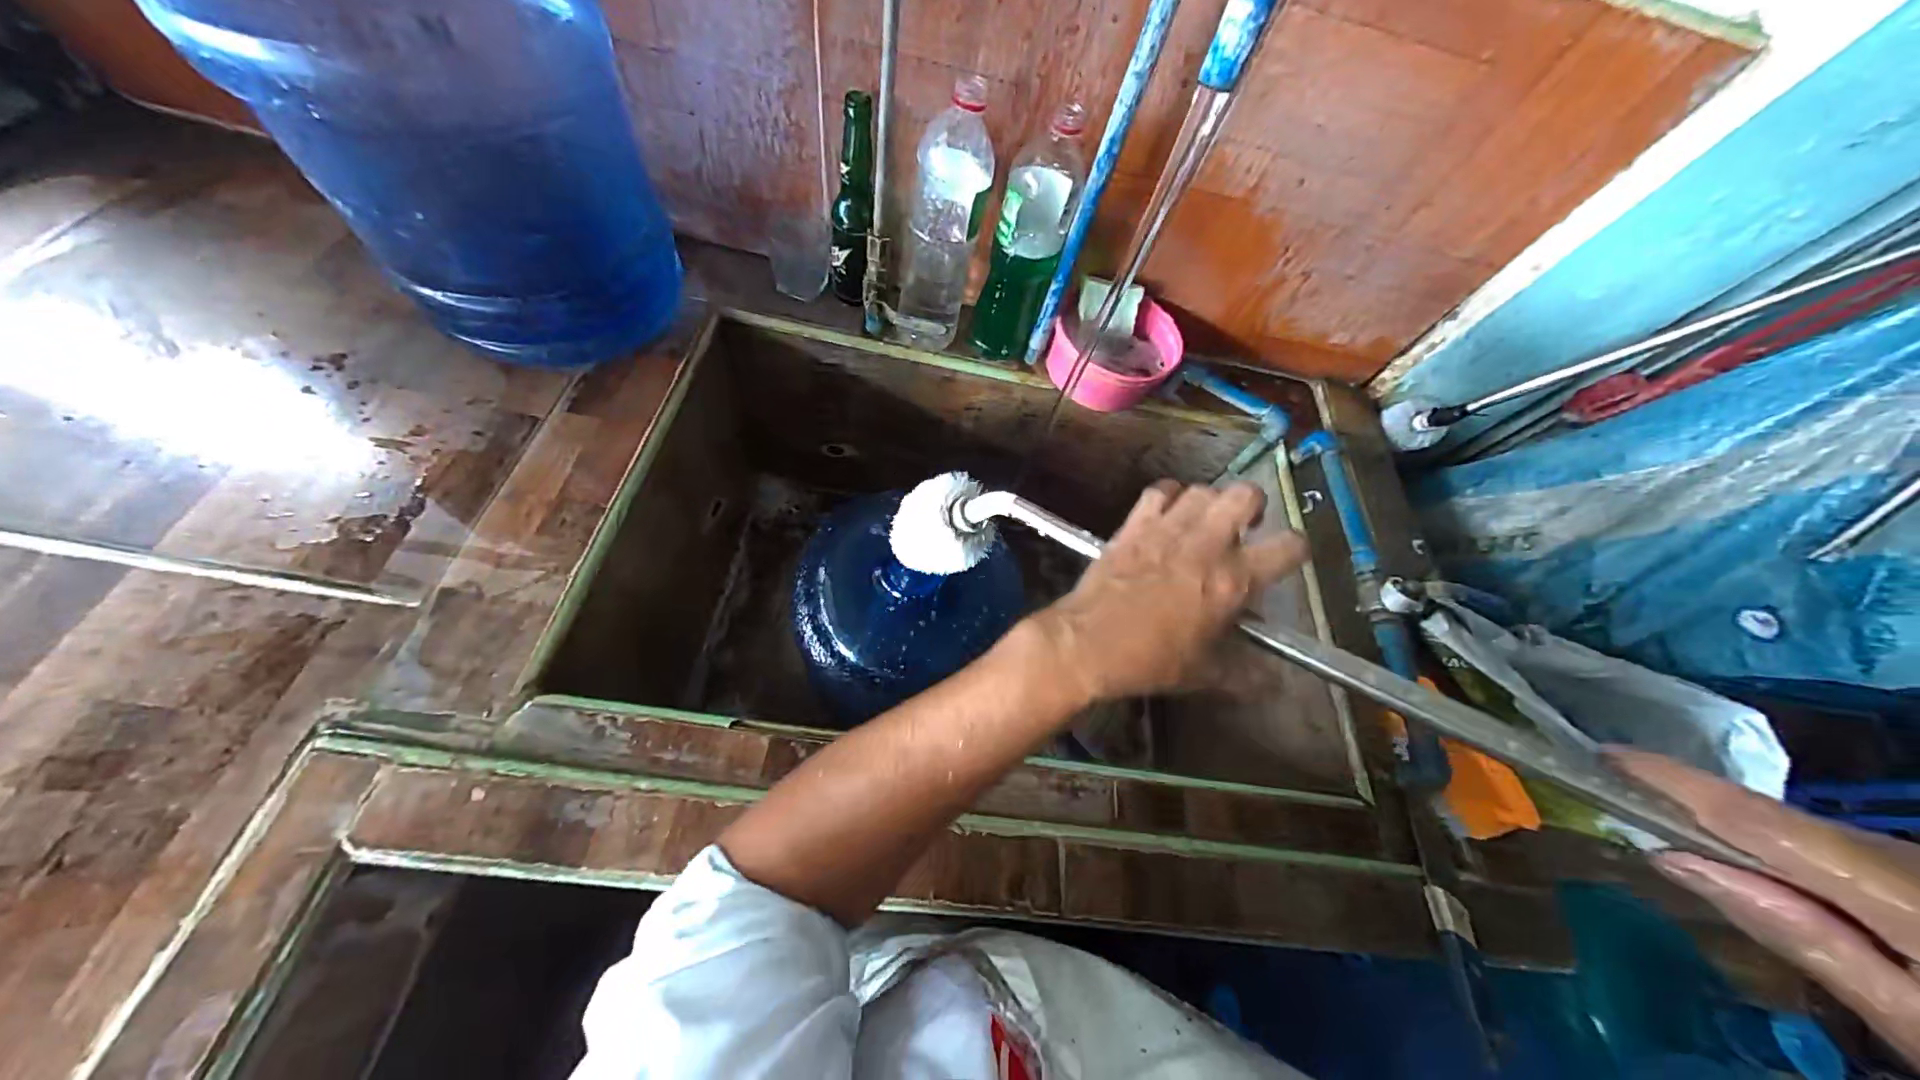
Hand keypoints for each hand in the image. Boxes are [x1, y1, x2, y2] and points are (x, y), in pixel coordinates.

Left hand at [1030, 481, 1307, 702]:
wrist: (1088, 643)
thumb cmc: (1150, 660)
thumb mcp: (1204, 674)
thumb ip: (1244, 674)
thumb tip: (1273, 683)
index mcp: (1233, 579)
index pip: (1288, 547)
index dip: (1297, 549)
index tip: (1288, 556)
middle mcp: (1206, 544)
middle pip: (1246, 494)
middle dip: (1253, 505)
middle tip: (1245, 526)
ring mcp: (1167, 529)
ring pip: (1202, 489)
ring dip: (1210, 501)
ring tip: (1205, 520)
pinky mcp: (1133, 526)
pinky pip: (1157, 492)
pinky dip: (1167, 495)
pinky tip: (1166, 512)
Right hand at [1609, 748, 1919, 1067]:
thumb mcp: (1912, 1020)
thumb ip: (1802, 937)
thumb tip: (1675, 859)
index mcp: (1892, 887)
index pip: (1756, 818)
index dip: (1676, 781)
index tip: (1607, 753)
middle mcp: (1900, 855)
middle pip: (1781, 823)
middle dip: (1698, 808)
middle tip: (1617, 798)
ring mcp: (1913, 860)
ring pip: (1806, 835)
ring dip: (1737, 831)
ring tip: (1669, 829)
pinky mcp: (1915, 871)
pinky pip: (1835, 850)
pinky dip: (1781, 851)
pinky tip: (1755, 867)